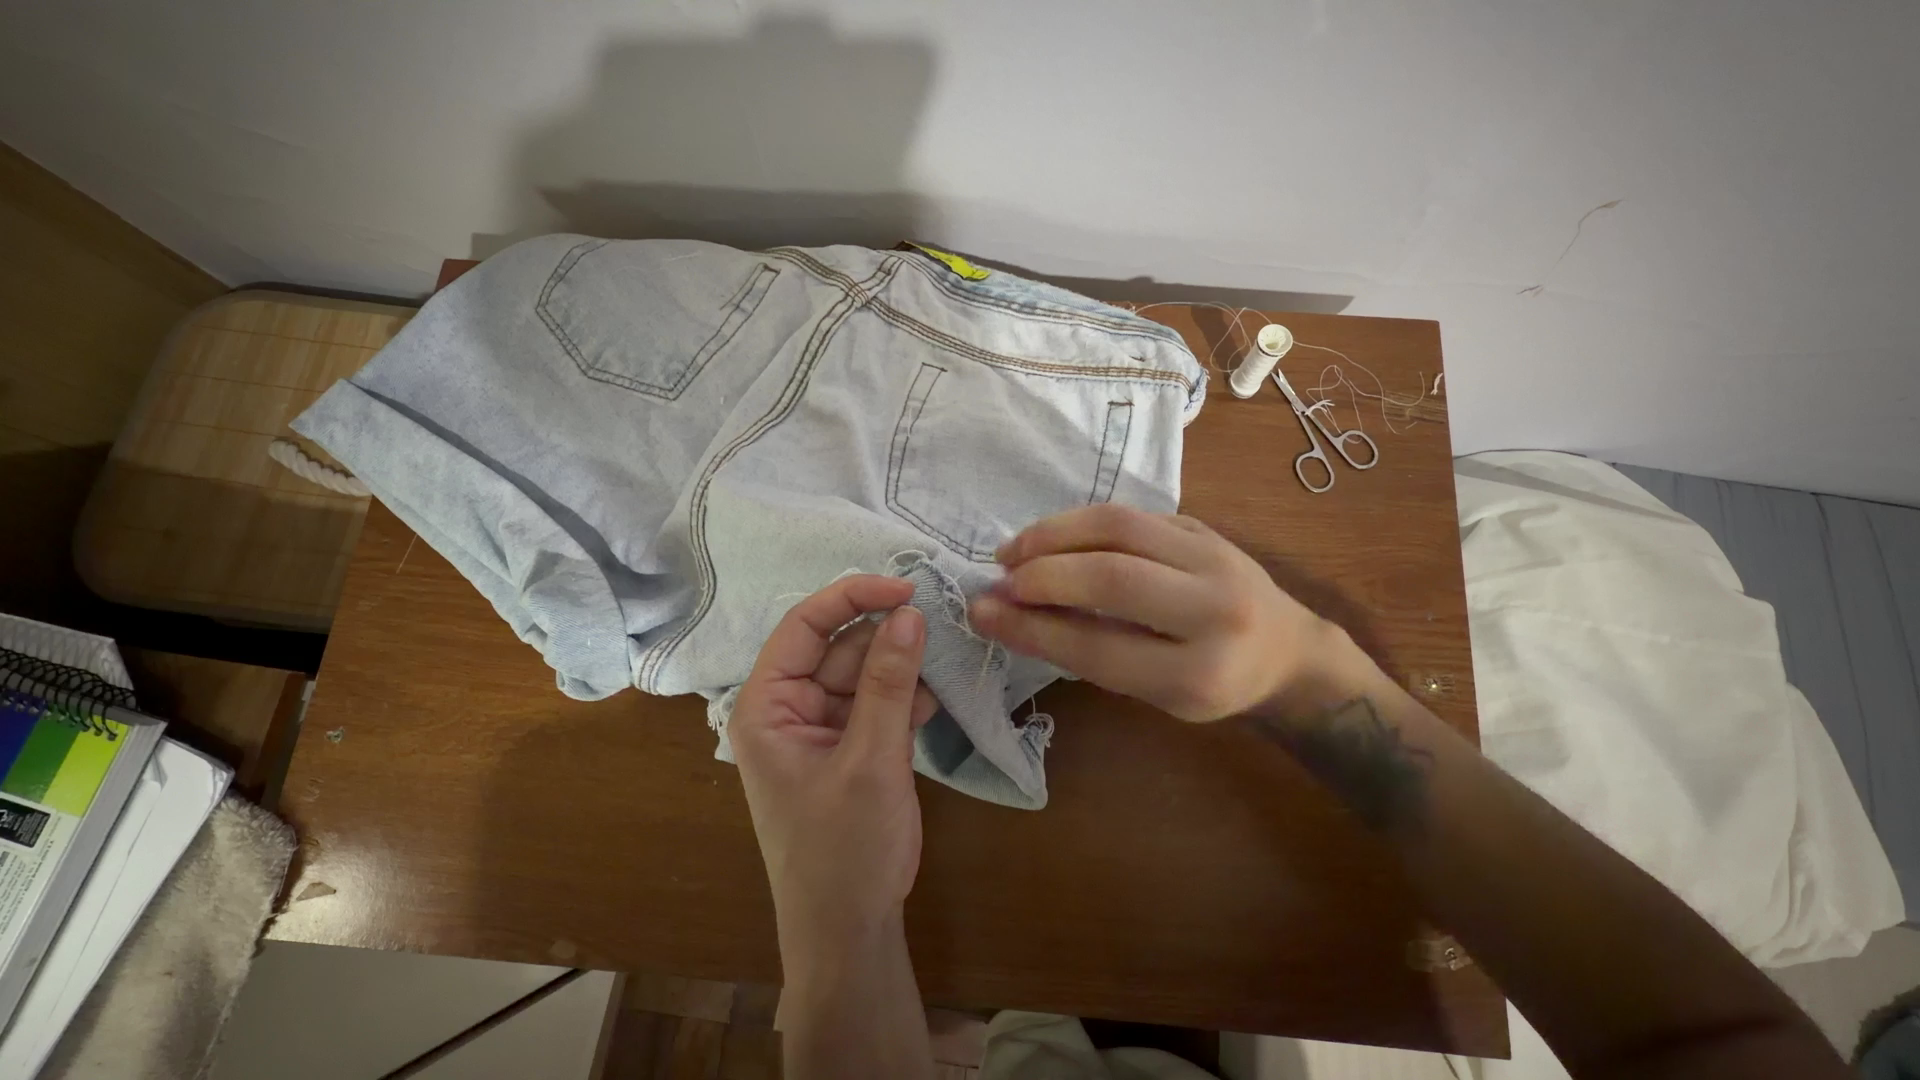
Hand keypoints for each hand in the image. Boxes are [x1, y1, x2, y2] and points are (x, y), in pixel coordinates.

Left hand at [729, 575, 937, 965]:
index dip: (852, 598)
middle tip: (938, 624)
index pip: (803, 627)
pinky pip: (876, 704)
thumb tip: (909, 612)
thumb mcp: (870, 759)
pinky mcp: (849, 749)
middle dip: (885, 637)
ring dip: (900, 668)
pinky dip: (905, 698)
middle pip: (837, 649)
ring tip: (940, 664)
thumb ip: (889, 683)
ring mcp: (820, 730)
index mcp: (767, 706)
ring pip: (862, 674)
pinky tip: (933, 701)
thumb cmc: (844, 847)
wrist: (849, 929)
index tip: (905, 587)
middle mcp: (788, 709)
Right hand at [969, 504, 1372, 721]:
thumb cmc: (1212, 684)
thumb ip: (1086, 651)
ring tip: (1012, 552)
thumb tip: (1006, 614)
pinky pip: (1130, 515)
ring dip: (1052, 535)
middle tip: (997, 583)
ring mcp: (1215, 557)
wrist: (1286, 649)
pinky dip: (1078, 523)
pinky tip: (1050, 539)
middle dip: (1041, 576)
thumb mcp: (1154, 691)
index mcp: (1200, 673)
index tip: (983, 613)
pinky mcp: (1203, 526)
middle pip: (1112, 577)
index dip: (1033, 629)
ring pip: (1119, 527)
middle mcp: (1215, 609)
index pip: (1099, 647)